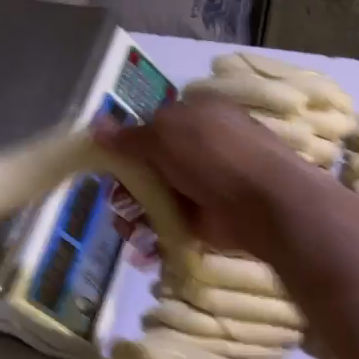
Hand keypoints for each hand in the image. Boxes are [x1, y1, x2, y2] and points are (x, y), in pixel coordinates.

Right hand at [98, 96, 317, 257]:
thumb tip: (96, 126)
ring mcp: (199, 185)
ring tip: (128, 227)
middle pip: (146, 166)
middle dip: (125, 185)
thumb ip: (129, 136)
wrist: (262, 202)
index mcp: (192, 115)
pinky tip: (142, 243)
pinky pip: (167, 223)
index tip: (107, 165)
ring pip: (153, 197)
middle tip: (117, 201)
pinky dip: (151, 234)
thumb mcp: (165, 134)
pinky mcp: (201, 218)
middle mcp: (196, 148)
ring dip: (133, 213)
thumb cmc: (214, 155)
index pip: (150, 126)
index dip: (125, 145)